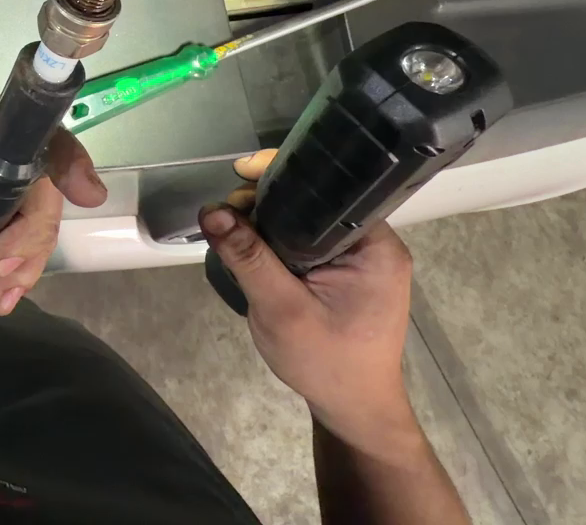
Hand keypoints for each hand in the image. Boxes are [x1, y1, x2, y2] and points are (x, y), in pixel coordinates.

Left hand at [0, 88, 106, 312]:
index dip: (41, 144)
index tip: (78, 189)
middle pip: (21, 163)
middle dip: (30, 219)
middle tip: (5, 269)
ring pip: (25, 200)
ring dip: (27, 248)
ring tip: (1, 289)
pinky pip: (12, 228)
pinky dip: (18, 262)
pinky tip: (1, 293)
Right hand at [198, 150, 418, 454]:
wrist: (350, 410)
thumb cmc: (327, 362)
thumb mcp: (281, 308)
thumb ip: (248, 256)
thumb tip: (211, 209)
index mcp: (375, 247)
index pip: (331, 189)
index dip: (284, 174)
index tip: (242, 174)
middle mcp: (371, 244)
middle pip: (312, 200)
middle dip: (265, 198)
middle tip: (226, 212)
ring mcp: (356, 257)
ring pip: (301, 218)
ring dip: (264, 219)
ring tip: (229, 229)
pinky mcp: (339, 270)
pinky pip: (301, 238)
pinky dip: (271, 236)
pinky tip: (246, 243)